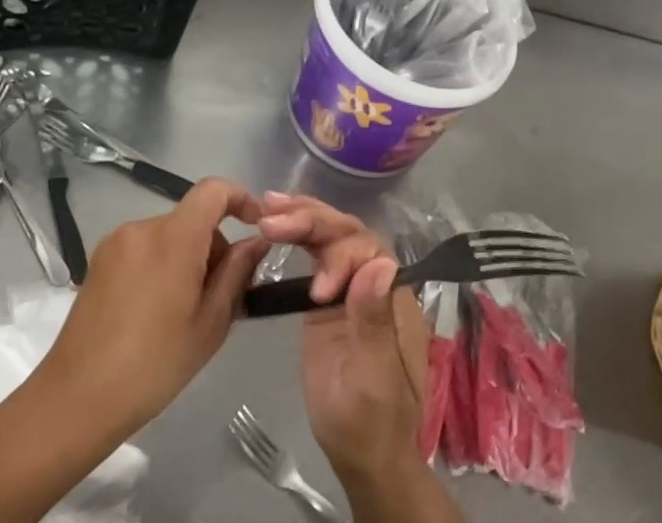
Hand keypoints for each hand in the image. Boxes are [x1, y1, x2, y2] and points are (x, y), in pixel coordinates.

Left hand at [38, 178, 268, 432]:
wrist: (79, 395)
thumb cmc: (155, 364)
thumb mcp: (211, 323)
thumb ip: (238, 273)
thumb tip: (257, 240)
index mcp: (173, 238)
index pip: (213, 190)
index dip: (241, 198)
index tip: (257, 226)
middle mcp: (141, 229)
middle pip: (191, 219)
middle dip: (215, 248)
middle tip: (224, 298)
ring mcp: (115, 244)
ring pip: (168, 236)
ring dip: (189, 260)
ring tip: (190, 313)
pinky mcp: (98, 262)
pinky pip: (144, 250)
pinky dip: (163, 267)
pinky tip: (159, 313)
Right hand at [258, 194, 429, 482]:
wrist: (363, 455)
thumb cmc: (370, 423)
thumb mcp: (372, 378)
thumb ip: (373, 322)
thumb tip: (379, 264)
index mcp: (395, 300)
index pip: (370, 252)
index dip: (340, 257)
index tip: (317, 292)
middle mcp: (376, 285)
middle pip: (349, 234)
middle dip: (313, 221)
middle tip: (271, 218)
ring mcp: (351, 290)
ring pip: (332, 238)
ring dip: (303, 217)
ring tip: (267, 206)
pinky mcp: (327, 299)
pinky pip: (315, 255)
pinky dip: (297, 235)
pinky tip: (272, 223)